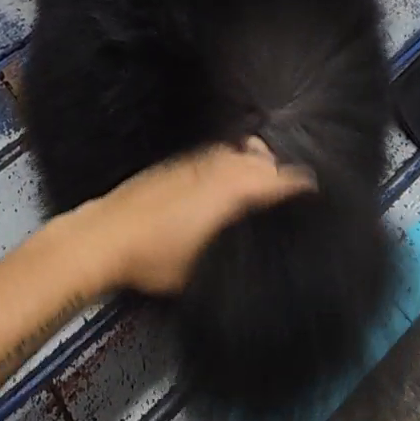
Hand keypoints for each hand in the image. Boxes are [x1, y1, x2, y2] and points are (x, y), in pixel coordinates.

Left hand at [66, 138, 316, 295]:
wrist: (106, 237)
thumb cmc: (153, 255)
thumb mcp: (203, 267)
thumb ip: (234, 249)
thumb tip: (251, 247)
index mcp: (232, 189)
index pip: (277, 180)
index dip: (299, 184)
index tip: (313, 188)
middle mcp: (217, 168)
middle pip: (261, 160)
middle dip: (279, 171)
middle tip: (291, 185)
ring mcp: (196, 162)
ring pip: (238, 152)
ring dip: (255, 162)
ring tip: (264, 175)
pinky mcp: (177, 164)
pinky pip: (216, 155)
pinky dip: (231, 162)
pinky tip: (226, 177)